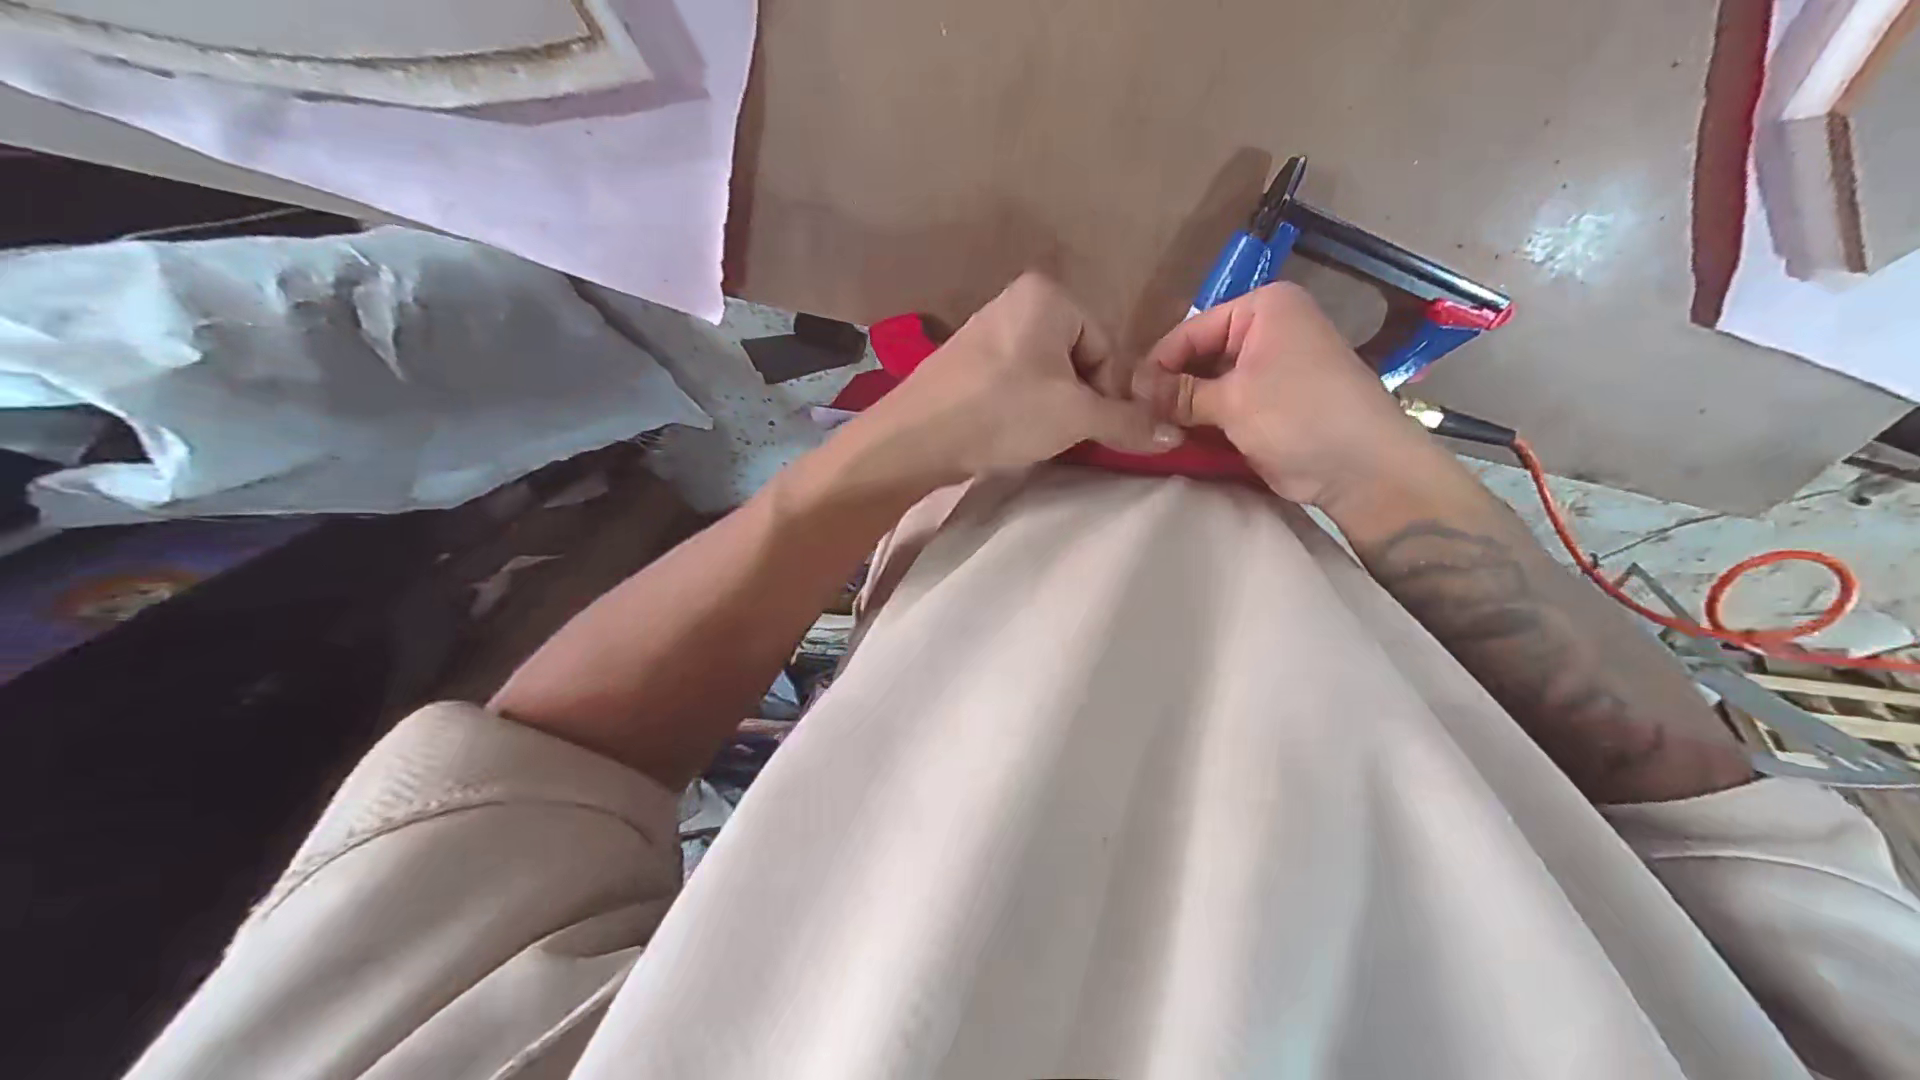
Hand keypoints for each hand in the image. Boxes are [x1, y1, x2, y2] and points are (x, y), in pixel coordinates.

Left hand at [854, 273, 1181, 485]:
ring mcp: (989, 330)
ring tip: (1037, 436)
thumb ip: (1127, 422)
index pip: (1107, 347)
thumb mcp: (1074, 417)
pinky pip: (1017, 381)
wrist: (914, 439)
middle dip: (1081, 400)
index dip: (1110, 394)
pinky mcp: (969, 361)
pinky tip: (1012, 430)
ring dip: (1055, 408)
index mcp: (1049, 295)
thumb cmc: (1001, 413)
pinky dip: (1024, 407)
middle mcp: (1018, 301)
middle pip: (1079, 359)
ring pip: (1048, 374)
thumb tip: (1175, 436)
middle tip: (1068, 434)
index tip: (1099, 428)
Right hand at [1138, 282, 1430, 506]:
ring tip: (1150, 431)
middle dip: (1169, 388)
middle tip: (1135, 418)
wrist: (1362, 468)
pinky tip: (1175, 438)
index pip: (1191, 331)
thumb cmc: (1299, 416)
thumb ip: (1178, 393)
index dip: (1157, 364)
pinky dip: (1201, 420)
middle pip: (1198, 356)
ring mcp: (1268, 368)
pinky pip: (1223, 405)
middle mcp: (1266, 330)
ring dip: (1182, 408)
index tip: (1125, 397)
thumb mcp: (1232, 401)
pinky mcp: (1267, 403)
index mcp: (1263, 309)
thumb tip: (1132, 388)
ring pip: (1208, 383)